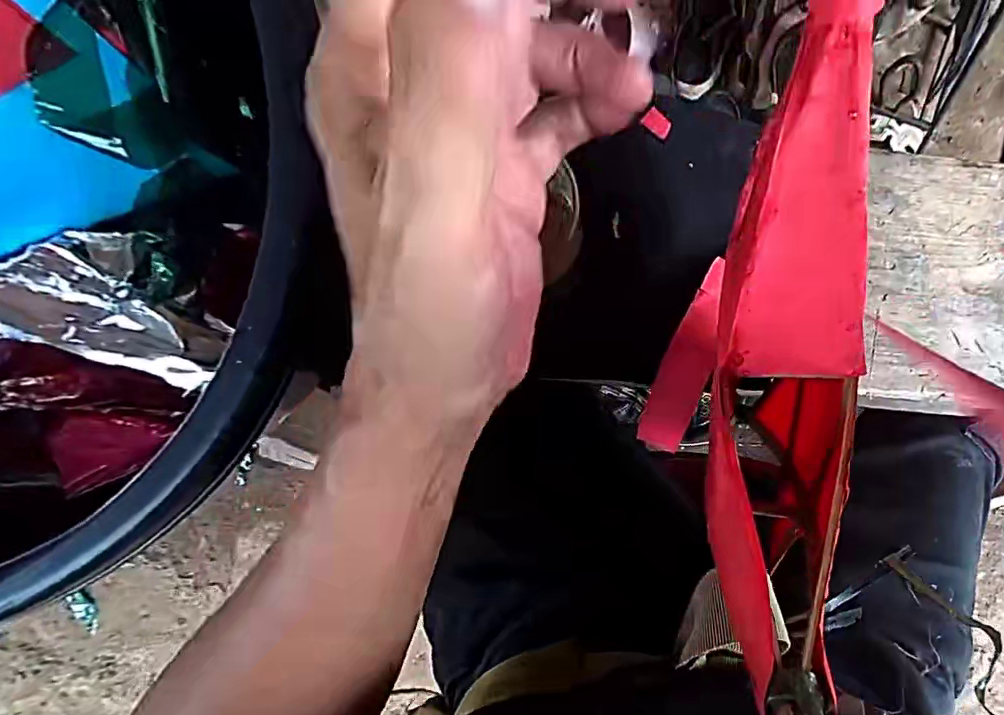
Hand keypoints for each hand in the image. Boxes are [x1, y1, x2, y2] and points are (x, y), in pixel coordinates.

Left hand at [306, 0, 651, 423]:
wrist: (450, 389)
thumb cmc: (431, 308)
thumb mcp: (437, 194)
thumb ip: (455, 80)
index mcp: (370, 70)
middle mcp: (412, 86)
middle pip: (485, 6)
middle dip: (550, 5)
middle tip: (622, 10)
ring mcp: (463, 131)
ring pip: (524, 51)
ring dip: (583, 55)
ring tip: (633, 88)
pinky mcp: (504, 173)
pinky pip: (549, 111)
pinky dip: (587, 102)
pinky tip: (622, 107)